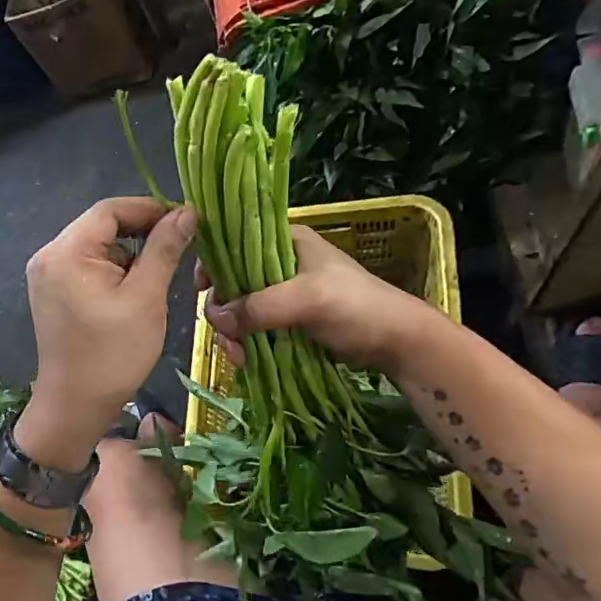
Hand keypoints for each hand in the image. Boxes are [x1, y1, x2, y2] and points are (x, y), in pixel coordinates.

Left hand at [19, 198, 194, 468]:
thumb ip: (164, 249)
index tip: (185, 220)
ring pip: (97, 246)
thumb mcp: (146, 298)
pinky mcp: (52, 292)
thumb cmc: (113, 354)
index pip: (110, 210)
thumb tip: (187, 213)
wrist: (75, 406)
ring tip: (159, 274)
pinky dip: (114, 270)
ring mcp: (46, 274)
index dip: (150, 209)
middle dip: (141, 232)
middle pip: (101, 225)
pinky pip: (87, 266)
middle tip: (180, 246)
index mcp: (66, 252)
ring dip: (130, 253)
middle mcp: (49, 255)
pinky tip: (135, 289)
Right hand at [204, 224, 441, 373]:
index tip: (201, 289)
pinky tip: (247, 360)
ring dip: (234, 333)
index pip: (235, 241)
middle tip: (226, 339)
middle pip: (233, 280)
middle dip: (223, 310)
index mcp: (286, 240)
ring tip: (239, 357)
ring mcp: (285, 293)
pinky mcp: (289, 319)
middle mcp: (280, 262)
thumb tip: (214, 319)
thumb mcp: (307, 299)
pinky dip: (247, 342)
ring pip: (241, 308)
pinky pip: (255, 327)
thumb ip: (259, 306)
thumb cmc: (357, 307)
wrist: (398, 343)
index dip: (213, 262)